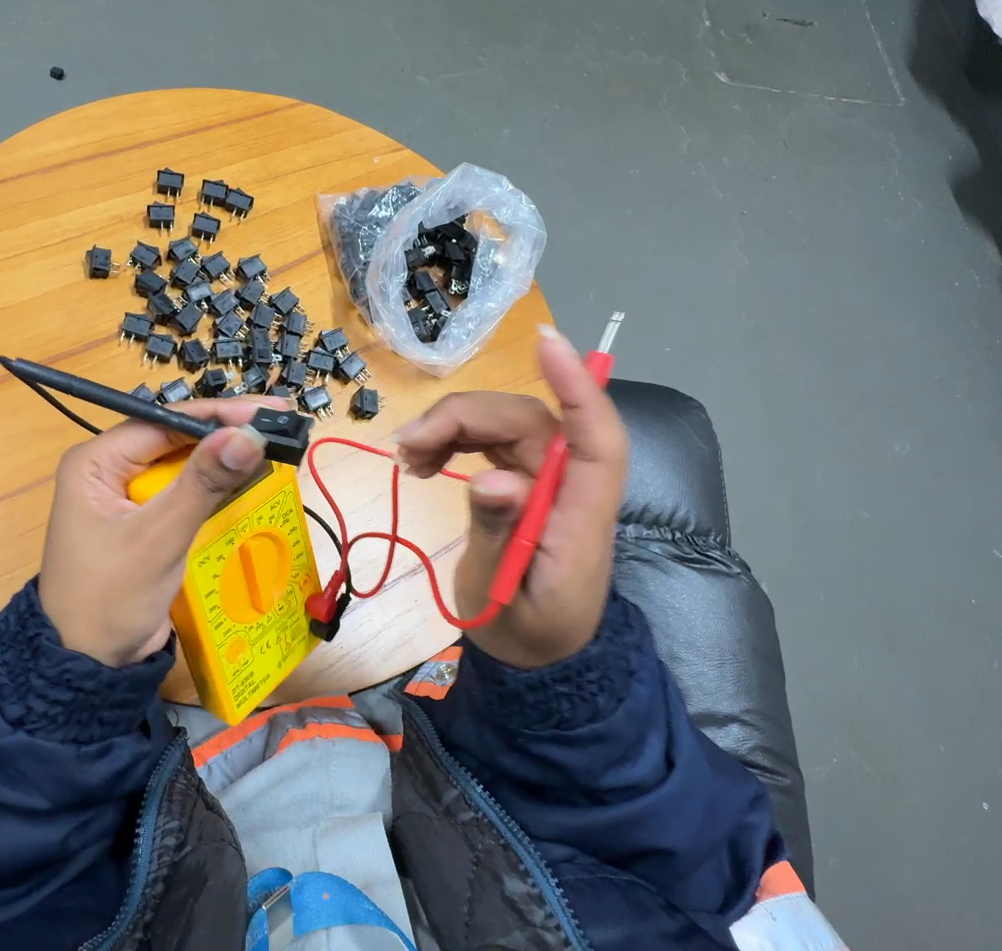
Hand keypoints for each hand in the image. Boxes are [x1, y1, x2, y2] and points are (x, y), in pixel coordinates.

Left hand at [39, 396, 287, 665]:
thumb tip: (247, 435)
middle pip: (176, 441)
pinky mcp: (147, 526)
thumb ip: (203, 484)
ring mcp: (129, 500)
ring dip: (225, 463)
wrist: (88, 667)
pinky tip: (251, 484)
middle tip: (279, 428)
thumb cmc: (109, 598)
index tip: (266, 413)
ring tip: (274, 449)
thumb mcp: (158, 538)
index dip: (217, 415)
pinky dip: (217, 493)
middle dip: (225, 436)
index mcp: (95, 463)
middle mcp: (110, 473)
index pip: (163, 422)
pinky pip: (186, 498)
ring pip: (185, 469)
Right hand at [395, 326, 629, 667]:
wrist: (535, 656)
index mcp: (580, 517)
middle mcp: (567, 486)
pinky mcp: (521, 479)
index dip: (576, 388)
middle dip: (466, 416)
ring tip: (407, 454)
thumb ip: (499, 536)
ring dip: (452, 424)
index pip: (595, 440)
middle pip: (528, 420)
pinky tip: (423, 459)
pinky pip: (490, 439)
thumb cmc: (526, 633)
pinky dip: (453, 438)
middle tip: (407, 444)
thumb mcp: (503, 598)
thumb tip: (491, 479)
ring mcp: (544, 480)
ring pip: (505, 421)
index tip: (545, 345)